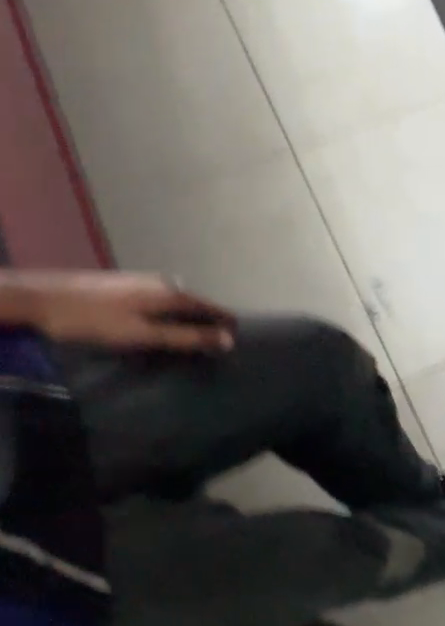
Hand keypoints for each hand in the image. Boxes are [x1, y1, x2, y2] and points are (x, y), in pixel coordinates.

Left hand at [3, 271, 234, 351]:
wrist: (34, 298)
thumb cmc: (92, 320)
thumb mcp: (143, 334)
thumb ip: (188, 338)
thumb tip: (230, 340)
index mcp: (174, 294)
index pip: (217, 309)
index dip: (226, 327)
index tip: (229, 345)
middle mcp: (164, 282)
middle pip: (197, 305)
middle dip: (203, 323)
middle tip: (201, 345)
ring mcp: (142, 280)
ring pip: (175, 302)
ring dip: (181, 318)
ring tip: (175, 337)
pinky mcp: (123, 282)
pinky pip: (157, 299)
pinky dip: (162, 313)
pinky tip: (148, 324)